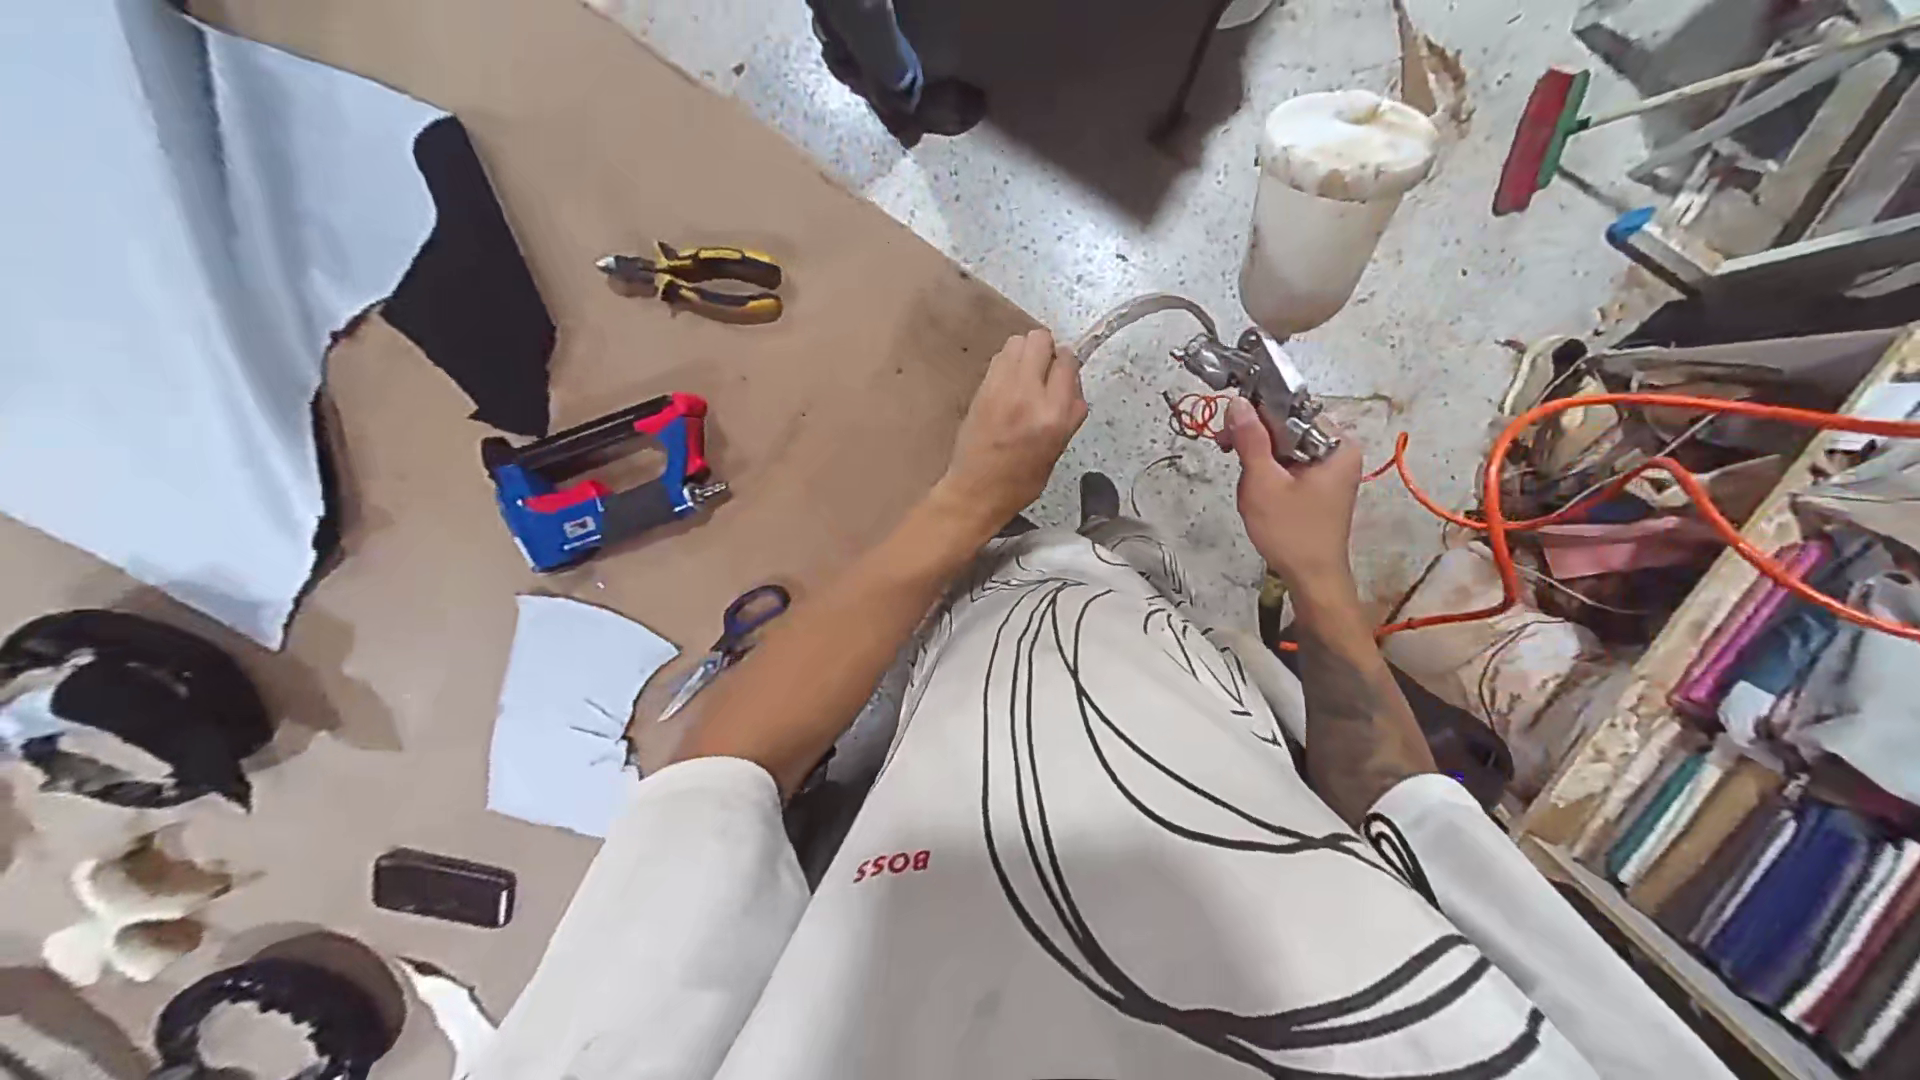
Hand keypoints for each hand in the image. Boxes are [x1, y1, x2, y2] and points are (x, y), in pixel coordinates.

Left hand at [933, 329, 1086, 533]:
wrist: (976, 490)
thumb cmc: (1020, 480)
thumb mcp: (1059, 448)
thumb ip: (1070, 412)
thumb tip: (1070, 383)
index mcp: (1054, 414)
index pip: (1068, 361)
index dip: (1067, 365)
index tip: (1064, 375)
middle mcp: (1028, 393)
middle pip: (1040, 339)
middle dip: (1046, 350)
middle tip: (1044, 371)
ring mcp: (1000, 388)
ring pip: (1017, 341)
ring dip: (1025, 352)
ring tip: (1024, 376)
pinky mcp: (981, 389)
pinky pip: (999, 358)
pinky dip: (1007, 363)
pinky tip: (1008, 385)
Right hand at [1221, 396, 1362, 606]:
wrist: (1311, 576)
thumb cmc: (1290, 530)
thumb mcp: (1263, 482)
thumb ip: (1250, 439)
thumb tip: (1237, 402)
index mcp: (1336, 443)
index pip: (1291, 409)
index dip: (1257, 411)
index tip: (1227, 423)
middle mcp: (1338, 449)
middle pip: (1288, 425)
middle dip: (1255, 435)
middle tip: (1224, 446)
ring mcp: (1330, 467)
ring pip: (1285, 444)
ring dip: (1258, 453)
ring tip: (1240, 471)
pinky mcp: (1319, 483)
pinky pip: (1289, 461)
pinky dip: (1268, 467)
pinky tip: (1253, 481)